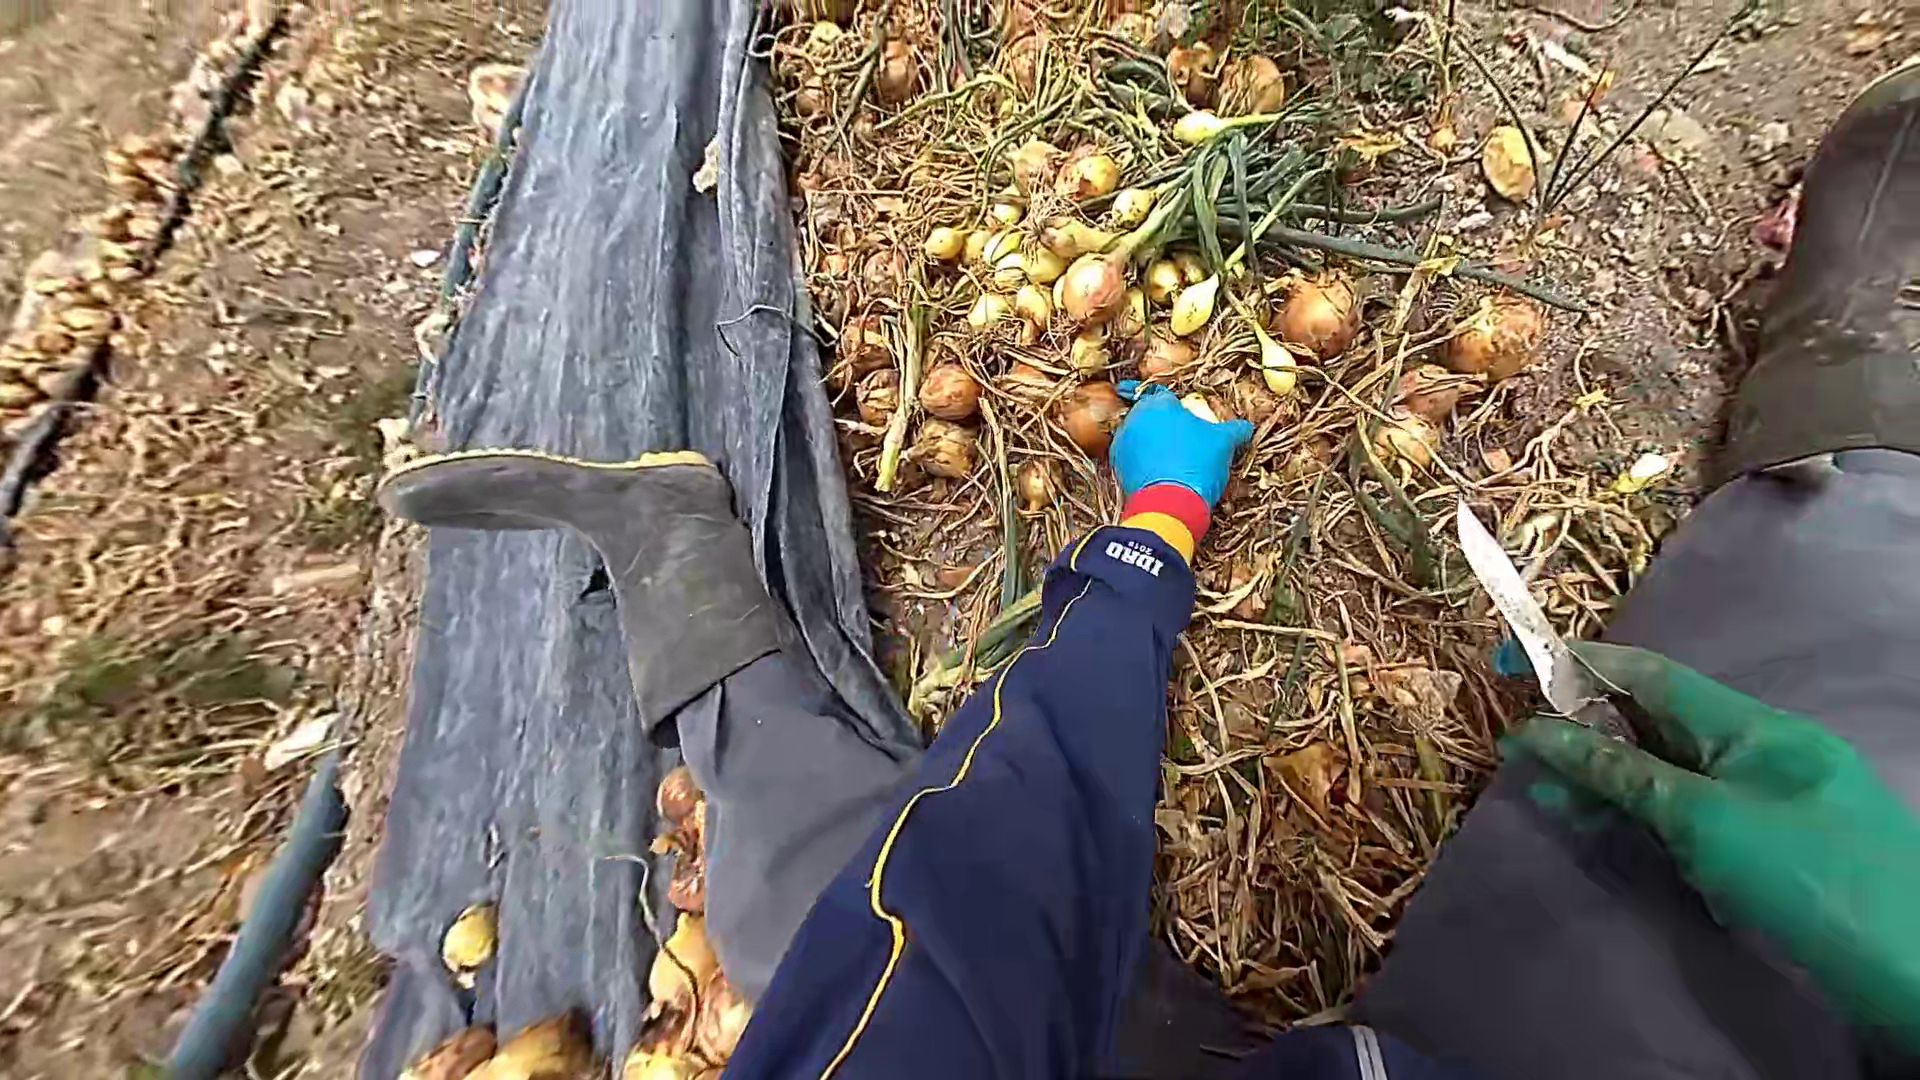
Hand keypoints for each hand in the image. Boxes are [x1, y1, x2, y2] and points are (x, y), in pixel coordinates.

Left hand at [1110, 384, 1253, 506]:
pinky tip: (1158, 473)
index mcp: (1158, 405)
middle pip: (1151, 417)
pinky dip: (1141, 462)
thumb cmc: (1197, 465)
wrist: (1170, 504)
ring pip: (1139, 437)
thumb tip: (1245, 428)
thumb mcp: (1224, 442)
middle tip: (1181, 443)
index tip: (1187, 424)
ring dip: (1151, 445)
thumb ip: (1235, 429)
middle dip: (1164, 427)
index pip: (1168, 398)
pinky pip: (1130, 457)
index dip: (1180, 411)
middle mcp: (1134, 419)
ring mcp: (1121, 442)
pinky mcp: (1115, 465)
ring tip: (1171, 461)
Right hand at [1511, 642, 1919, 1047]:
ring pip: (1637, 765)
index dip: (1572, 661)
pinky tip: (1576, 817)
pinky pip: (1653, 804)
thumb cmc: (1809, 881)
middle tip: (1515, 748)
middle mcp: (1742, 753)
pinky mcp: (1729, 836)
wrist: (1916, 994)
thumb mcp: (1699, 818)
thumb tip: (1530, 730)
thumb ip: (1610, 768)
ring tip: (1542, 794)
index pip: (1645, 674)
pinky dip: (1610, 806)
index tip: (1508, 663)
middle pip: (1635, 721)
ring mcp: (1738, 797)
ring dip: (1583, 775)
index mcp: (1751, 730)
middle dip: (1570, 729)